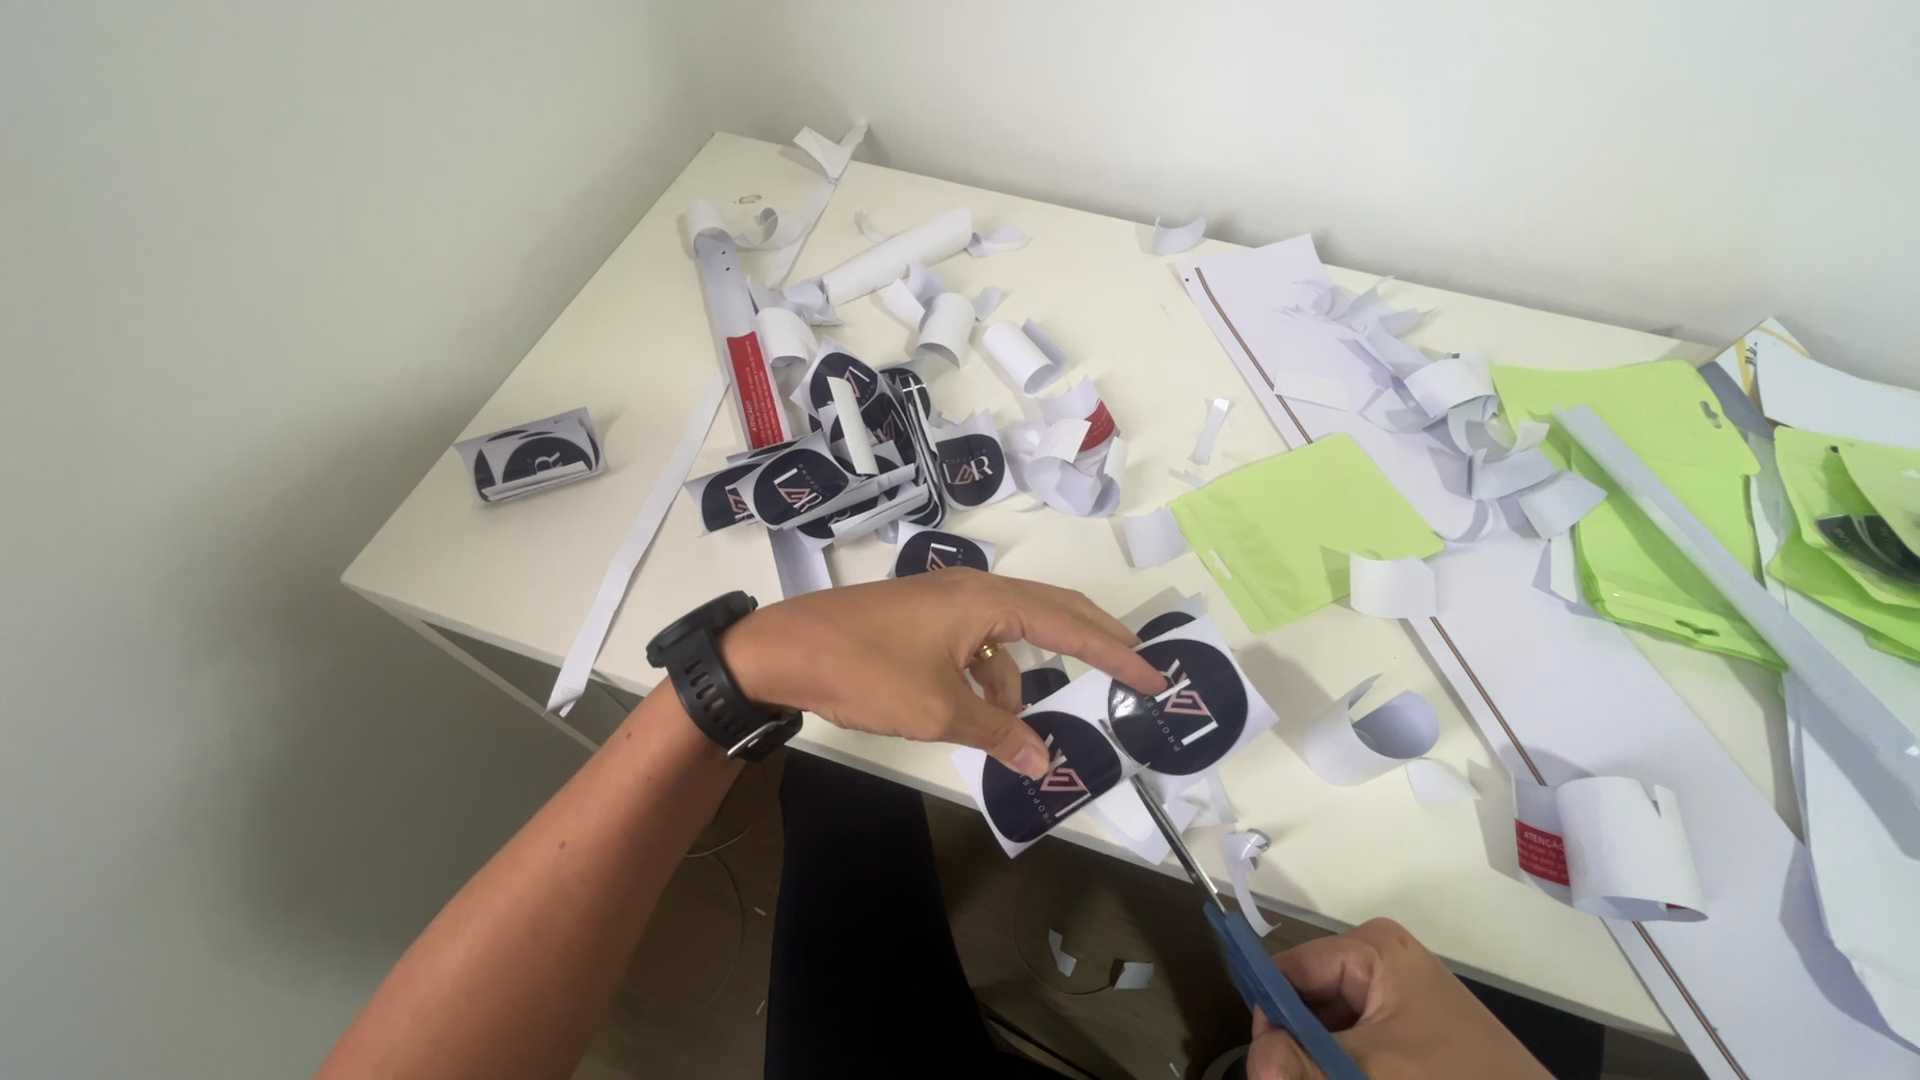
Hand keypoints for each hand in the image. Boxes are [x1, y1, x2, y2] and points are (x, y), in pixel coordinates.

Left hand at [720, 569, 1166, 778]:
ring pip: (1008, 633)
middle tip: (1132, 664)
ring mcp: (946, 599)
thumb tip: (1042, 761)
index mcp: (986, 599)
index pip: (1069, 623)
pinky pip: (976, 642)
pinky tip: (975, 707)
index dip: (1115, 651)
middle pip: (1050, 608)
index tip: (1153, 673)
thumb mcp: (939, 708)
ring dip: (1019, 678)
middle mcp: (973, 588)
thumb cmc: (867, 672)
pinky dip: (987, 674)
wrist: (784, 650)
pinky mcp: (924, 616)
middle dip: (1091, 639)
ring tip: (1014, 726)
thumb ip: (998, 731)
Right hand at [1248, 919, 1550, 1079]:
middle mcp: (1379, 962)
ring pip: (1329, 1030)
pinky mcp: (1409, 1033)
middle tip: (1290, 1079)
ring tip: (1316, 1077)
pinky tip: (1345, 1078)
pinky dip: (1344, 1068)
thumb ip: (1309, 1066)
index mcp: (1371, 949)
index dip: (1271, 1015)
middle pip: (1308, 1001)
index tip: (1265, 1064)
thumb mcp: (1377, 1074)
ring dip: (1319, 1062)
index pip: (1291, 969)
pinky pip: (1356, 1047)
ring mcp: (1396, 998)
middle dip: (1297, 1046)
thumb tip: (1255, 1063)